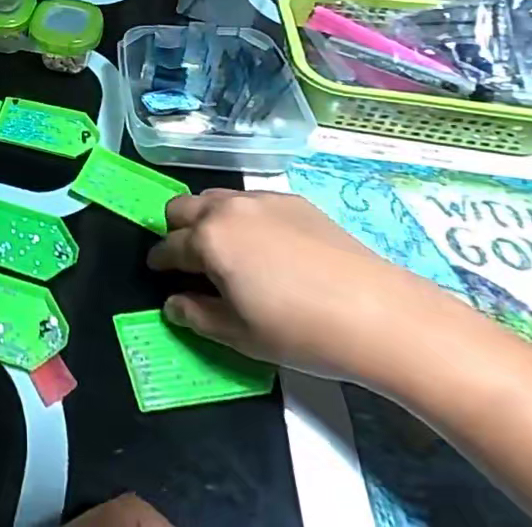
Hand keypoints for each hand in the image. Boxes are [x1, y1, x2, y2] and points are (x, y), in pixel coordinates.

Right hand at [147, 189, 458, 381]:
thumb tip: (172, 304)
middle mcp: (229, 208)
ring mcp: (262, 198)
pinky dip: (242, 216)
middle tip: (188, 259)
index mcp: (209, 239)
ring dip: (208, 218)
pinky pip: (251, 200)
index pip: (169, 246)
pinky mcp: (292, 199)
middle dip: (176, 230)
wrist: (373, 309)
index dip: (159, 261)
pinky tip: (265, 246)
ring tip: (226, 250)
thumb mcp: (239, 334)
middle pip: (184, 206)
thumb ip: (197, 316)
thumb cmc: (297, 329)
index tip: (158, 272)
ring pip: (217, 198)